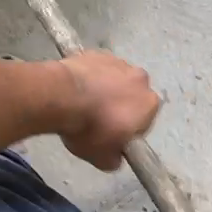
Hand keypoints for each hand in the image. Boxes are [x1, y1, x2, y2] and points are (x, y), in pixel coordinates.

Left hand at [58, 51, 160, 169]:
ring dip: (106, 89)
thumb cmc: (89, 129)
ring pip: (116, 80)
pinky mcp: (97, 52)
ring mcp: (119, 61)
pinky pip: (97, 68)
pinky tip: (76, 88)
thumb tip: (116, 156)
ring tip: (83, 102)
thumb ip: (116, 159)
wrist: (61, 97)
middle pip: (132, 96)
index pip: (144, 121)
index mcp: (150, 104)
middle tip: (97, 119)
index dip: (127, 130)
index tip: (111, 135)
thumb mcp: (103, 159)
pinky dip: (91, 76)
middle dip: (120, 105)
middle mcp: (141, 79)